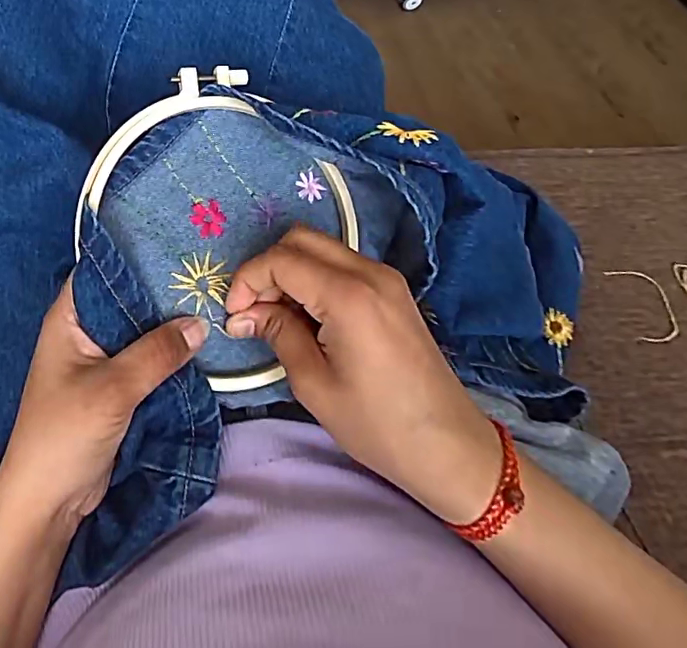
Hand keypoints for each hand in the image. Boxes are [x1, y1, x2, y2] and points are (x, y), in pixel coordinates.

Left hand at [0, 278, 208, 519]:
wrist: (48, 503)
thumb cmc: (65, 434)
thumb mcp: (113, 389)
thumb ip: (157, 353)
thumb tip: (200, 323)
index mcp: (68, 319)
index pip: (104, 271)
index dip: (137, 257)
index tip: (178, 249)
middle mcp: (83, 332)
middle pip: (127, 300)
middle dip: (162, 292)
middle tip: (206, 276)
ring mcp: (99, 360)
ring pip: (139, 331)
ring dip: (168, 325)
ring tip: (211, 303)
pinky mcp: (114, 386)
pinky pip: (145, 359)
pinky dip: (167, 353)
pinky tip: (199, 342)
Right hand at [225, 227, 504, 524]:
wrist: (450, 447)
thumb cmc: (378, 425)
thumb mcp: (314, 384)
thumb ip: (277, 333)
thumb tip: (244, 314)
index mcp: (348, 295)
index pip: (281, 260)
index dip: (247, 280)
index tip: (236, 316)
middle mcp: (369, 272)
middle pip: (300, 239)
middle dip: (266, 267)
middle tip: (253, 311)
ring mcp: (385, 277)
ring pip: (320, 247)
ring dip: (290, 271)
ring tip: (276, 316)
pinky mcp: (393, 289)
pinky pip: (340, 264)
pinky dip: (313, 277)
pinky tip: (306, 315)